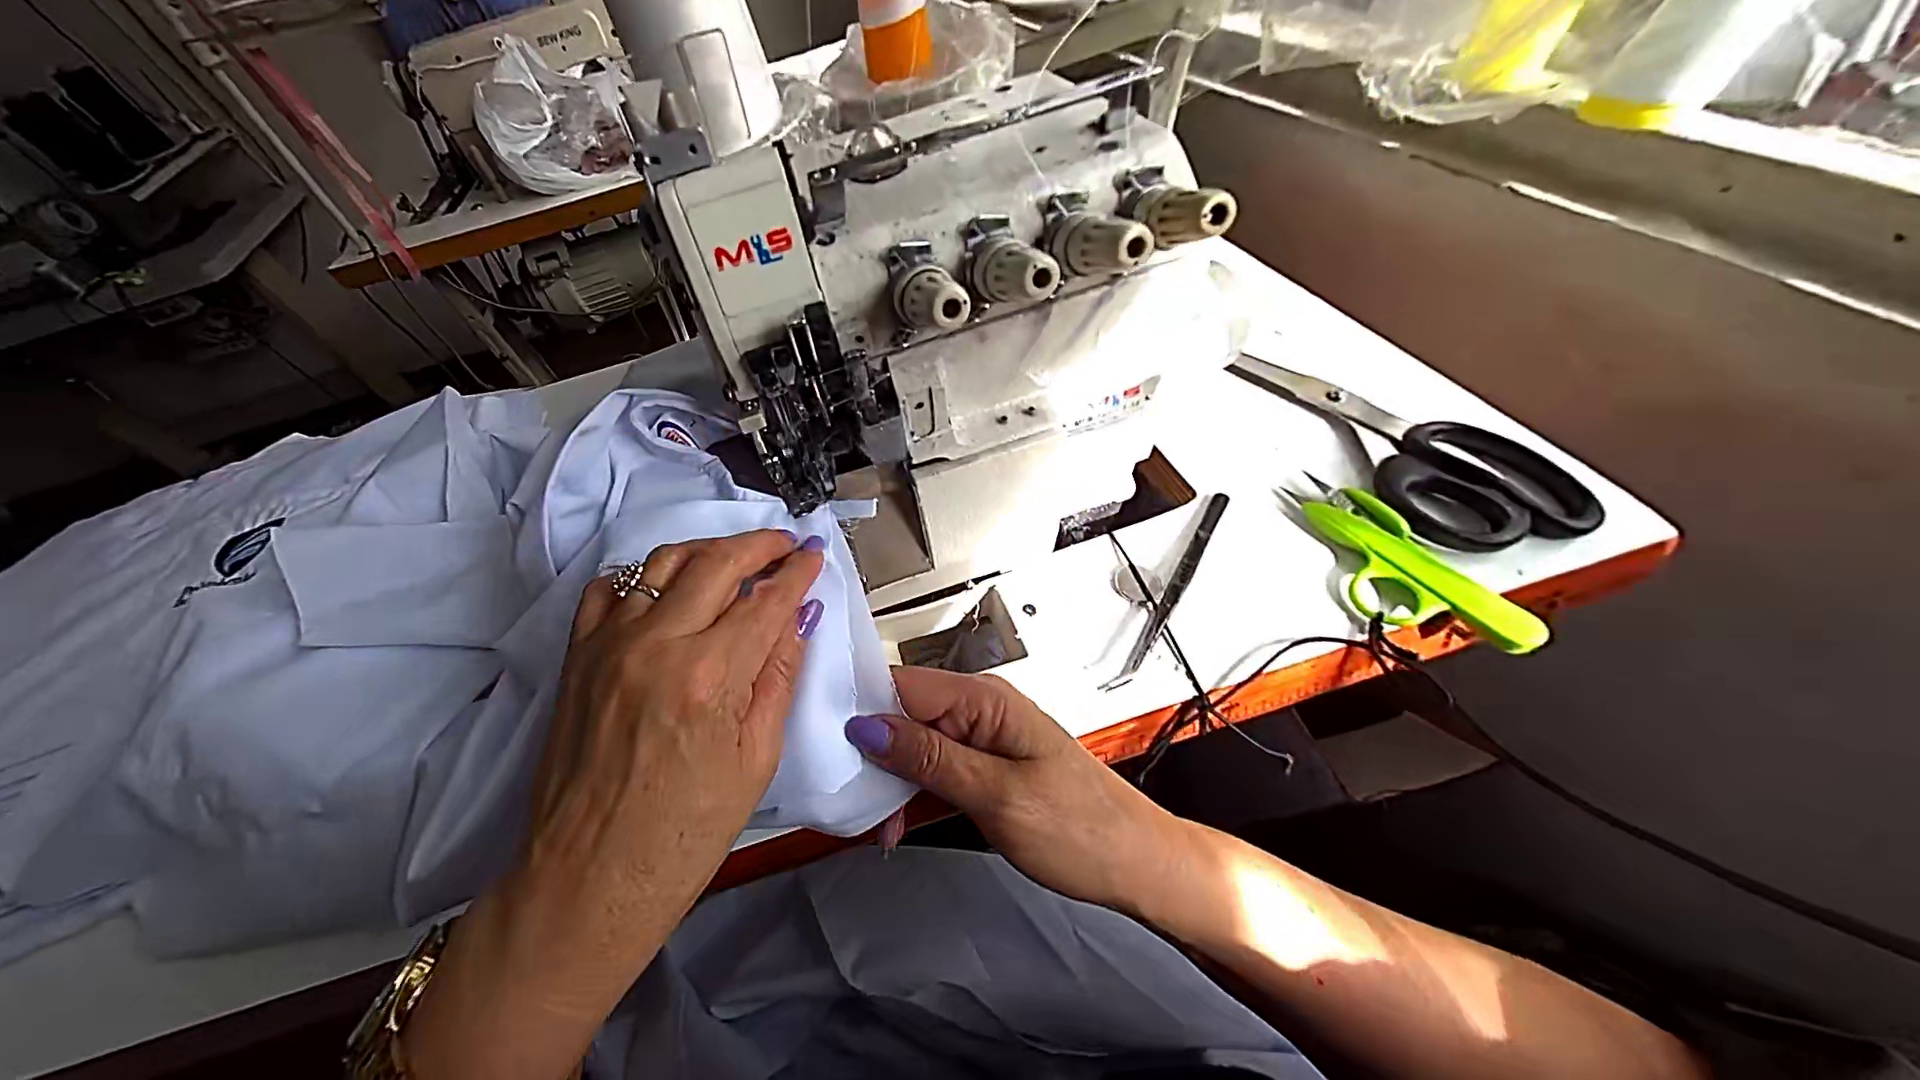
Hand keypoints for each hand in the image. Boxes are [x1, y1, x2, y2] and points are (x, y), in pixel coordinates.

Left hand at [525, 529, 824, 897]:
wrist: (589, 878)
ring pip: (664, 562)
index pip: (766, 599)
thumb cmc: (680, 834)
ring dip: (709, 549)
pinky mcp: (578, 657)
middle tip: (783, 545)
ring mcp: (609, 646)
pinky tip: (669, 586)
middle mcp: (656, 647)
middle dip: (760, 544)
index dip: (796, 572)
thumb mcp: (757, 757)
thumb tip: (796, 620)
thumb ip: (779, 676)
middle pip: (717, 562)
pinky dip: (645, 574)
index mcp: (710, 677)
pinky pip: (608, 589)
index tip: (811, 558)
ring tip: (736, 556)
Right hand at [845, 667, 1191, 916]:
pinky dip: (913, 793)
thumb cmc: (1086, 829)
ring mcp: (983, 737)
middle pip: (904, 714)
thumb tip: (872, 727)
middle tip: (854, 797)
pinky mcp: (985, 763)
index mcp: (987, 701)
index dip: (861, 709)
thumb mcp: (997, 796)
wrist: (1135, 862)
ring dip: (891, 780)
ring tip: (879, 823)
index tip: (829, 742)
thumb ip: (931, 758)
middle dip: (873, 754)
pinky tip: (899, 821)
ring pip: (914, 744)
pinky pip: (934, 766)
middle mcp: (983, 710)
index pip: (903, 684)